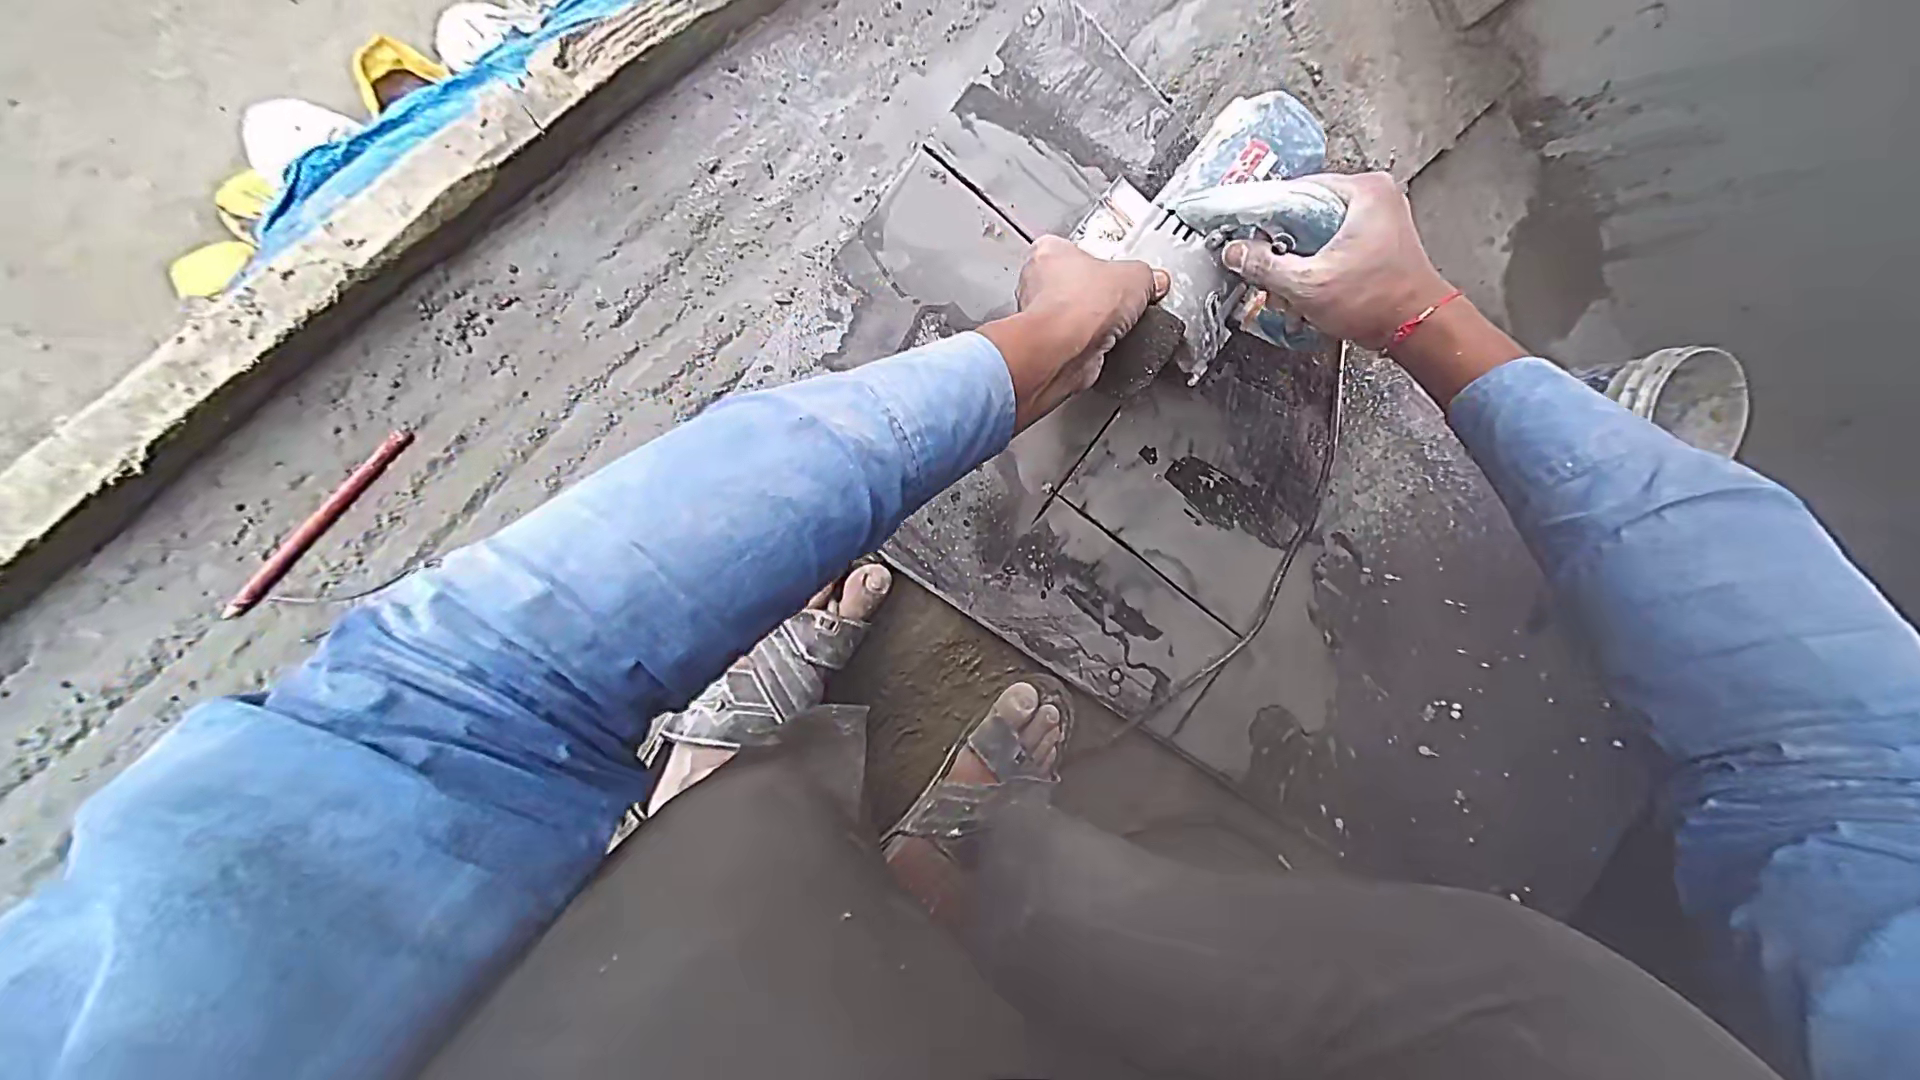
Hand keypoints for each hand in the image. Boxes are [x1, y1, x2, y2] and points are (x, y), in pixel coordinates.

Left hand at [981, 237, 1168, 430]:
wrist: (1065, 350)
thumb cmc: (1079, 305)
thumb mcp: (1136, 275)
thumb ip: (1146, 276)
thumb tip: (1154, 282)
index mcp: (1047, 252)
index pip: (1077, 250)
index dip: (1102, 262)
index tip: (1121, 272)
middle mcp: (1035, 285)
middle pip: (1077, 286)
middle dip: (1100, 295)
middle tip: (1122, 300)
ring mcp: (1039, 320)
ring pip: (1075, 318)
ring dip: (1095, 324)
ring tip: (1112, 325)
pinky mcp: (1047, 349)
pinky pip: (1075, 344)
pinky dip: (1090, 346)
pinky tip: (1101, 345)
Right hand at [1222, 172, 1454, 350]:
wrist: (1413, 325)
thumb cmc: (1376, 300)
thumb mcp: (1307, 283)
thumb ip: (1264, 265)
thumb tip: (1234, 251)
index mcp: (1362, 191)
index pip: (1293, 191)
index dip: (1260, 216)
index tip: (1238, 234)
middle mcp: (1368, 198)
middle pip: (1299, 215)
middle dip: (1277, 249)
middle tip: (1265, 273)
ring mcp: (1370, 220)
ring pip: (1308, 235)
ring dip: (1290, 265)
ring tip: (1288, 291)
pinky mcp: (1366, 242)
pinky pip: (1322, 247)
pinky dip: (1307, 269)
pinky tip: (1301, 293)